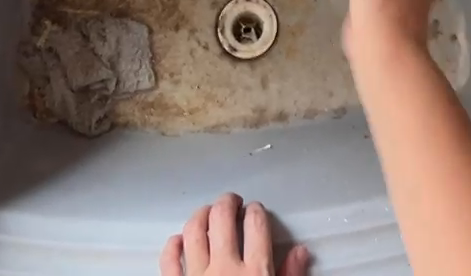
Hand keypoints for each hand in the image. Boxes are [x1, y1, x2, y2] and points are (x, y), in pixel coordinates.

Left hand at [161, 194, 309, 275]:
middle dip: (228, 202)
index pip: (257, 224)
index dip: (256, 211)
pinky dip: (173, 244)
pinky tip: (179, 240)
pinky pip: (169, 259)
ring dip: (201, 214)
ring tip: (208, 212)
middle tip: (233, 203)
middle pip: (223, 216)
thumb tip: (301, 252)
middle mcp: (225, 268)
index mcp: (255, 272)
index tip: (256, 211)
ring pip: (194, 229)